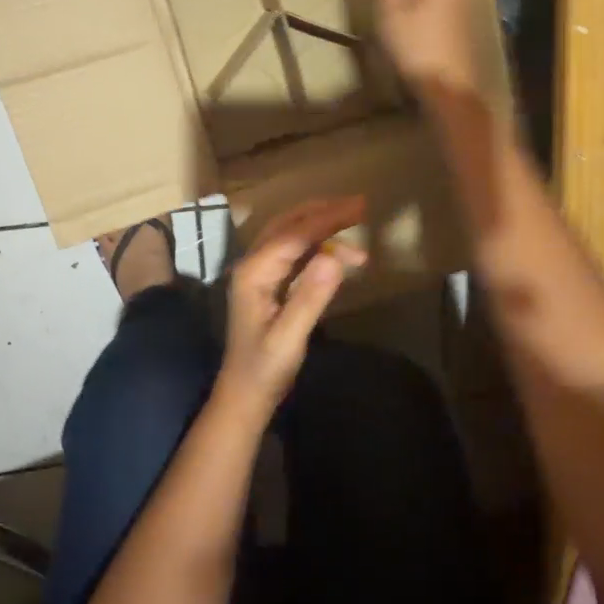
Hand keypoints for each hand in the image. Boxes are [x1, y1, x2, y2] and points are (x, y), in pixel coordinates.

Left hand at [220, 197, 368, 411]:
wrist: (244, 396)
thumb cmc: (265, 369)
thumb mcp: (289, 338)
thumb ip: (310, 296)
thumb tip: (335, 255)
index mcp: (254, 273)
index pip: (294, 234)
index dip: (327, 218)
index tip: (359, 208)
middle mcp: (253, 265)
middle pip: (289, 224)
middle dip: (323, 212)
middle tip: (359, 206)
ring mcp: (259, 274)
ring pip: (290, 235)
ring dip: (321, 226)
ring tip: (355, 225)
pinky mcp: (268, 284)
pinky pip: (293, 252)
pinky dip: (316, 245)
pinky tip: (337, 253)